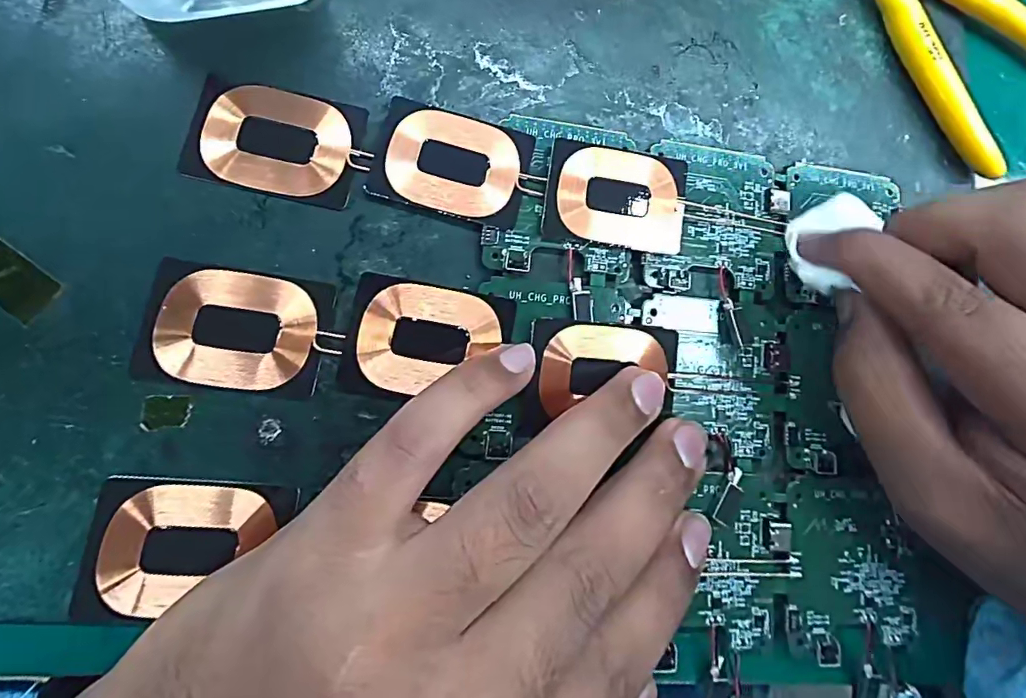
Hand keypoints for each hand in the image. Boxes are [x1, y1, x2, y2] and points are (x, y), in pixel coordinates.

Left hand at [88, 345, 711, 697]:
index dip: (662, 591)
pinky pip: (412, 449)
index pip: (603, 662)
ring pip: (515, 508)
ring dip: (587, 441)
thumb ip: (517, 696)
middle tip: (682, 437)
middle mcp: (442, 681)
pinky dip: (468, 397)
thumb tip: (617, 639)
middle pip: (574, 574)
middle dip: (643, 497)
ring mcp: (381, 600)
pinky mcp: (328, 538)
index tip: (698, 530)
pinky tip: (516, 362)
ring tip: (634, 391)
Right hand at [800, 176, 1025, 697]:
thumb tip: (859, 290)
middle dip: (930, 228)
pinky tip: (994, 281)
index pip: (966, 311)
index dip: (874, 264)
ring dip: (971, 225)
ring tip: (937, 273)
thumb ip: (875, 384)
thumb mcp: (926, 496)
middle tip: (884, 264)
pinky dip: (1015, 235)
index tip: (818, 245)